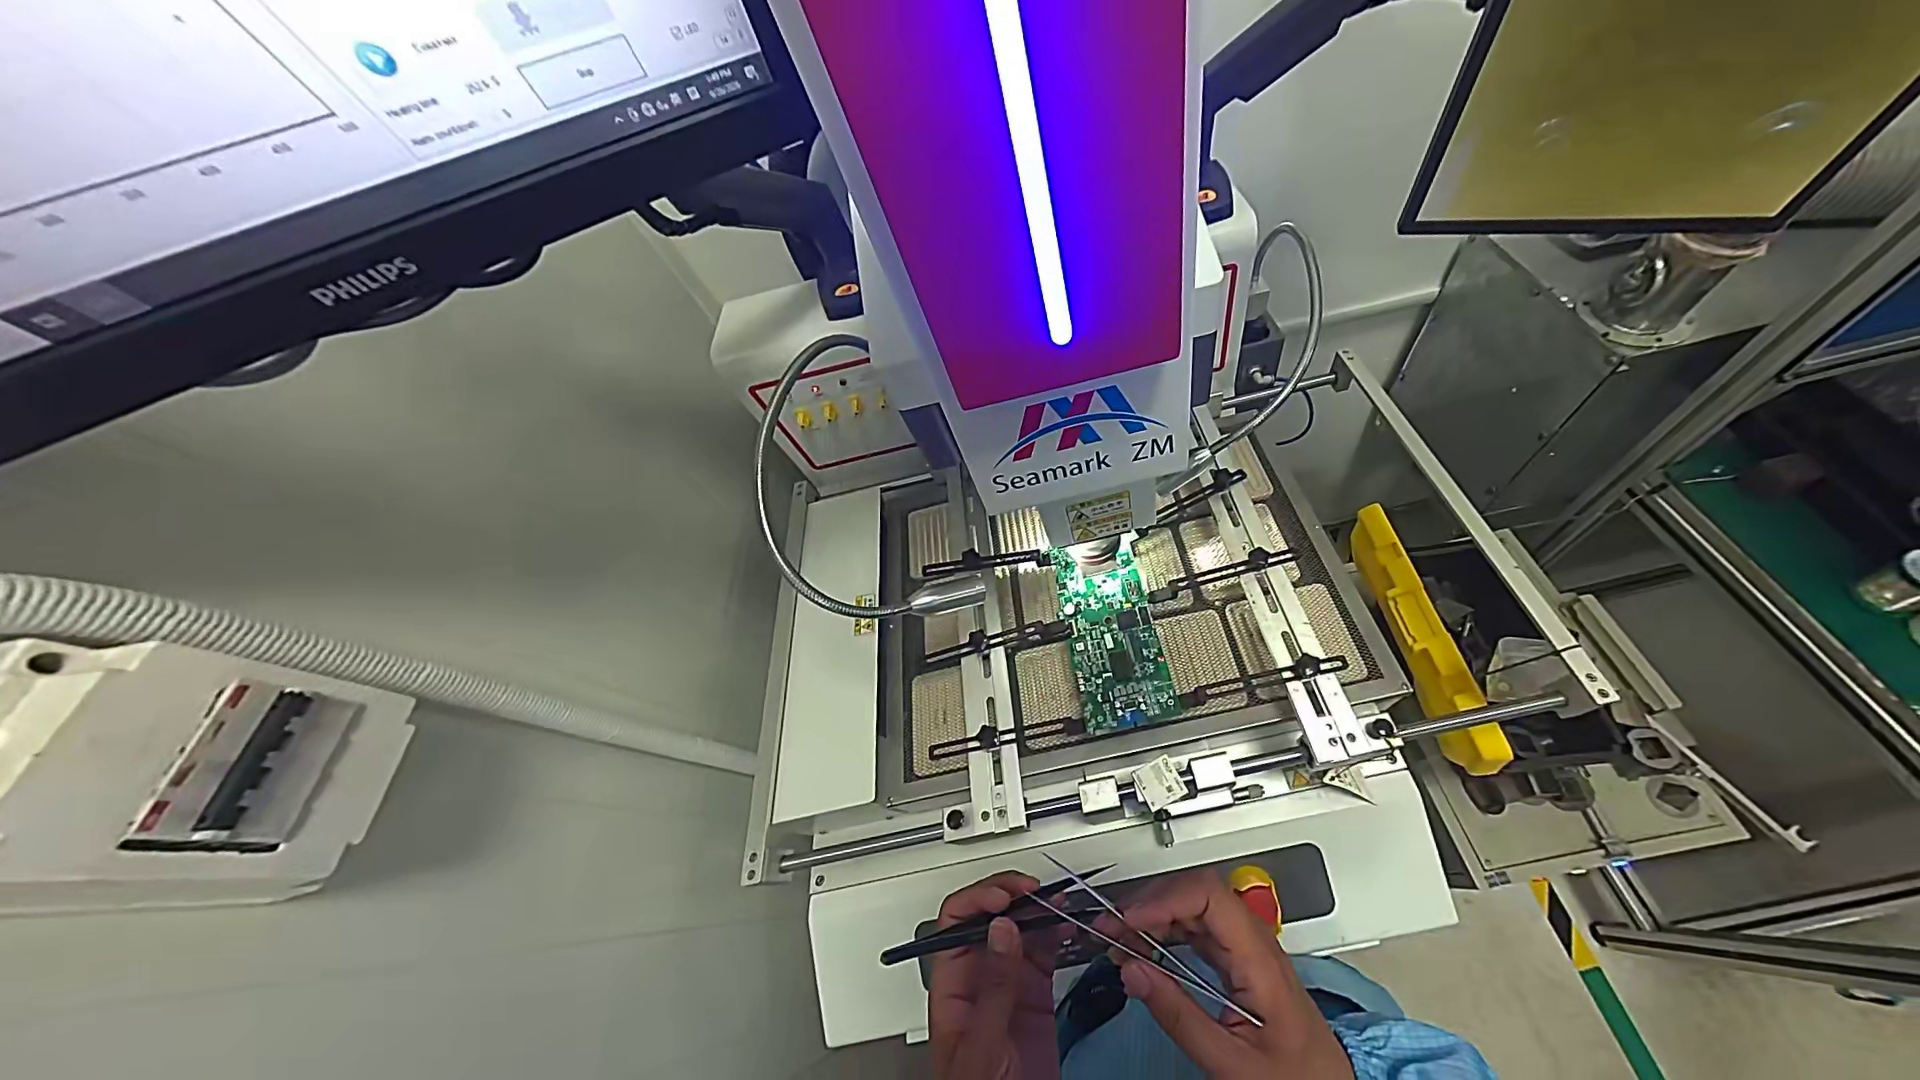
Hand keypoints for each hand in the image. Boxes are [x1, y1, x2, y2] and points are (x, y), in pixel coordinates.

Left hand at [928, 872, 1064, 1079]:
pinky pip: (1045, 953)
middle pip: (990, 917)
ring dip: (1039, 911)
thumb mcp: (981, 1045)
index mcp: (954, 983)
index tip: (1004, 897)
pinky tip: (1067, 927)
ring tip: (1058, 904)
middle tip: (1036, 892)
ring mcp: (1009, 984)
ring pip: (1021, 930)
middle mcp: (980, 976)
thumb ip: (993, 987)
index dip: (977, 899)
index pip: (955, 921)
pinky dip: (1058, 935)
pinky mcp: (1036, 996)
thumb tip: (1001, 930)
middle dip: (1012, 896)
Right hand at [1096, 870, 1353, 1079]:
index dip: (1163, 898)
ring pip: (1190, 906)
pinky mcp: (1235, 957)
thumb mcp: (1233, 1063)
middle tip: (1112, 929)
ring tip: (1119, 939)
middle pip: (1194, 893)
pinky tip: (1142, 948)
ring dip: (1150, 916)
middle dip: (1147, 904)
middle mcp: (1254, 942)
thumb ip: (1180, 1017)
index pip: (1208, 896)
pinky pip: (1193, 927)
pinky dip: (1161, 932)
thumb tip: (1132, 970)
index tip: (1129, 920)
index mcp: (1260, 960)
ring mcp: (1244, 947)